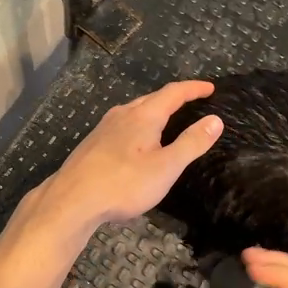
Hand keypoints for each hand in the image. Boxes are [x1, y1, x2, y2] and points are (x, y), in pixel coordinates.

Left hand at [12, 80, 223, 242]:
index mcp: (143, 116)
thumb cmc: (124, 183)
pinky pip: (123, 123)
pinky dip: (139, 123)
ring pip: (135, 110)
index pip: (173, 93)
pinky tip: (137, 140)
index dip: (193, 89)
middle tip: (192, 101)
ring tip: (167, 118)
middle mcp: (123, 114)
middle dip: (174, 98)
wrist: (73, 199)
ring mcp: (105, 127)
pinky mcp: (94, 142)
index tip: (210, 88)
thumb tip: (215, 120)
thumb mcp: (166, 167)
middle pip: (152, 98)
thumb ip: (191, 143)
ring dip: (154, 110)